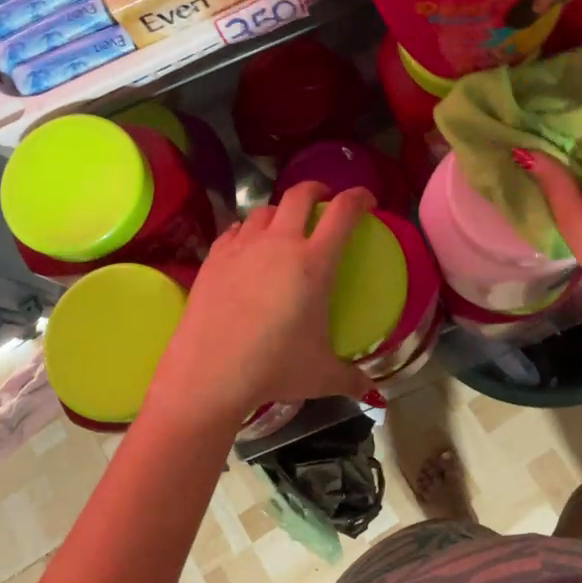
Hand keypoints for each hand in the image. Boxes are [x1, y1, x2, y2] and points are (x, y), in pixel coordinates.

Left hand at [144, 182, 378, 431]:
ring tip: (283, 228)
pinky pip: (235, 231)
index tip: (367, 201)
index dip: (359, 198)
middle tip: (324, 201)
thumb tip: (371, 392)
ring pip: (264, 211)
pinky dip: (247, 232)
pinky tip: (247, 248)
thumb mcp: (321, 376)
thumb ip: (351, 378)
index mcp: (314, 263)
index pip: (343, 213)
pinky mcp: (213, 258)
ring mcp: (243, 248)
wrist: (210, 373)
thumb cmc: (274, 368)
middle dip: (316, 190)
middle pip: (300, 195)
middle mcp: (279, 244)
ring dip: (279, 212)